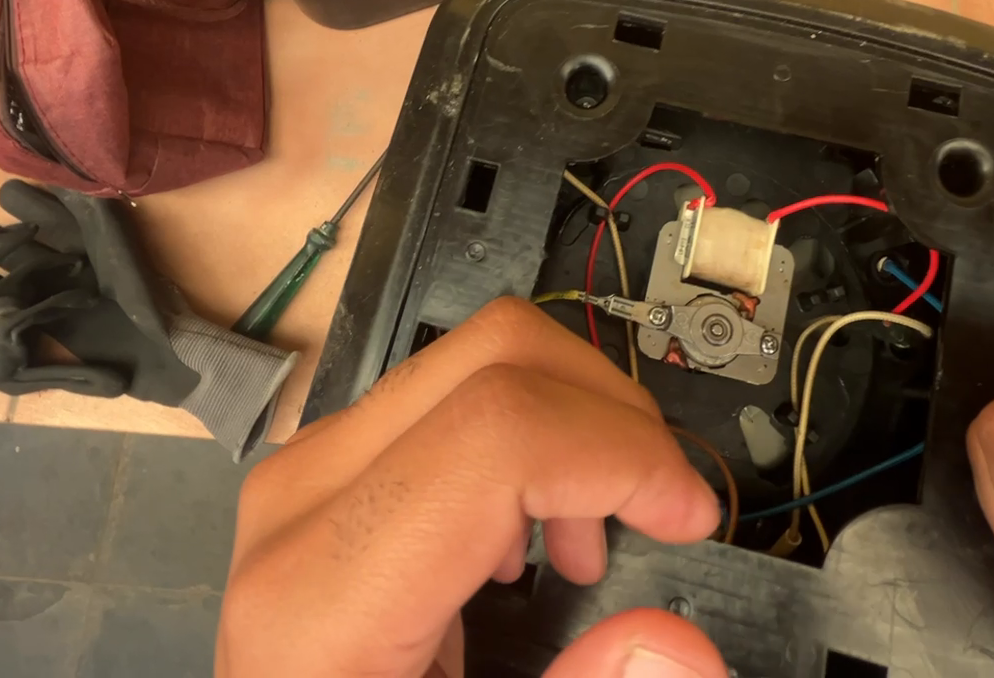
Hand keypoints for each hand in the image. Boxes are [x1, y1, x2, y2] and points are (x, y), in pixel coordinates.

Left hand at [218, 298, 728, 677]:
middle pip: (496, 353)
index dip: (622, 454)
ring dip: (576, 415)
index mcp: (320, 593)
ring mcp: (313, 455)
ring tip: (591, 535)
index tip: (690, 514)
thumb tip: (684, 646)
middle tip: (660, 503)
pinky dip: (535, 423)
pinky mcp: (333, 450)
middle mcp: (303, 491)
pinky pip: (457, 382)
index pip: (499, 434)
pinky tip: (533, 524)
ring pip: (481, 349)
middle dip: (613, 409)